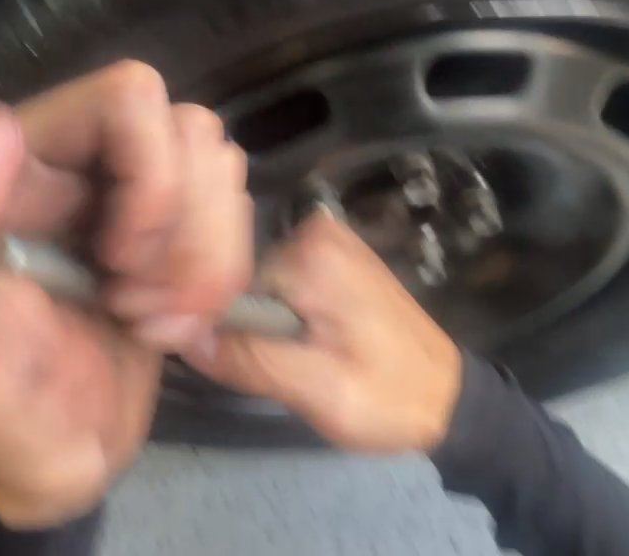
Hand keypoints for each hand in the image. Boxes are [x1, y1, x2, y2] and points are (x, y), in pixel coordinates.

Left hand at [0, 62, 252, 526]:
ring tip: (142, 317)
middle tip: (129, 297)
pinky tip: (166, 326)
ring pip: (223, 172)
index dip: (151, 170)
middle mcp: (93, 157)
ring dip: (199, 262)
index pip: (131, 94)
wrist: (59, 462)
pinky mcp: (184, 231)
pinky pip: (238, 219)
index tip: (120, 255)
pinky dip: (216, 282)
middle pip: (192, 131)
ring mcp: (145, 191)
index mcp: (26, 158)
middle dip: (181, 230)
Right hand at [184, 212, 462, 454]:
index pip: (227, 280)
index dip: (220, 326)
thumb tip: (179, 334)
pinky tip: (303, 341)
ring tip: (295, 358)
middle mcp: (315, 230)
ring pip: (258, 282)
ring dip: (264, 323)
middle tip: (284, 367)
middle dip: (248, 326)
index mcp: (311, 251)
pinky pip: (280, 280)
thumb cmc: (389, 396)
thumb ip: (249, 359)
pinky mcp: (332, 255)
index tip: (231, 363)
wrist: (449, 399)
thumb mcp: (318, 390)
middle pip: (243, 278)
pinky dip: (282, 312)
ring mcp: (326, 239)